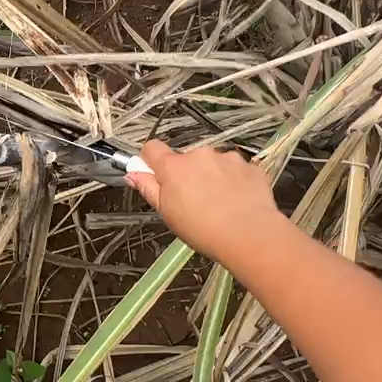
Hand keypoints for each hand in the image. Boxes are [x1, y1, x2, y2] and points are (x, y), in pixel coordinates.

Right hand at [126, 139, 283, 258]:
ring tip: (219, 202)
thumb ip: (148, 188)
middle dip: (187, 173)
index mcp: (174, 166)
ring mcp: (227, 158)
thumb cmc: (201, 228)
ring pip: (212, 163)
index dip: (151, 161)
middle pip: (185, 158)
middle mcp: (199, 154)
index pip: (152, 148)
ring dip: (212, 176)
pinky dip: (234, 181)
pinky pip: (235, 169)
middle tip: (193, 199)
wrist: (249, 233)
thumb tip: (132, 174)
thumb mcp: (166, 213)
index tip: (156, 176)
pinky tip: (237, 200)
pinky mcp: (249, 166)